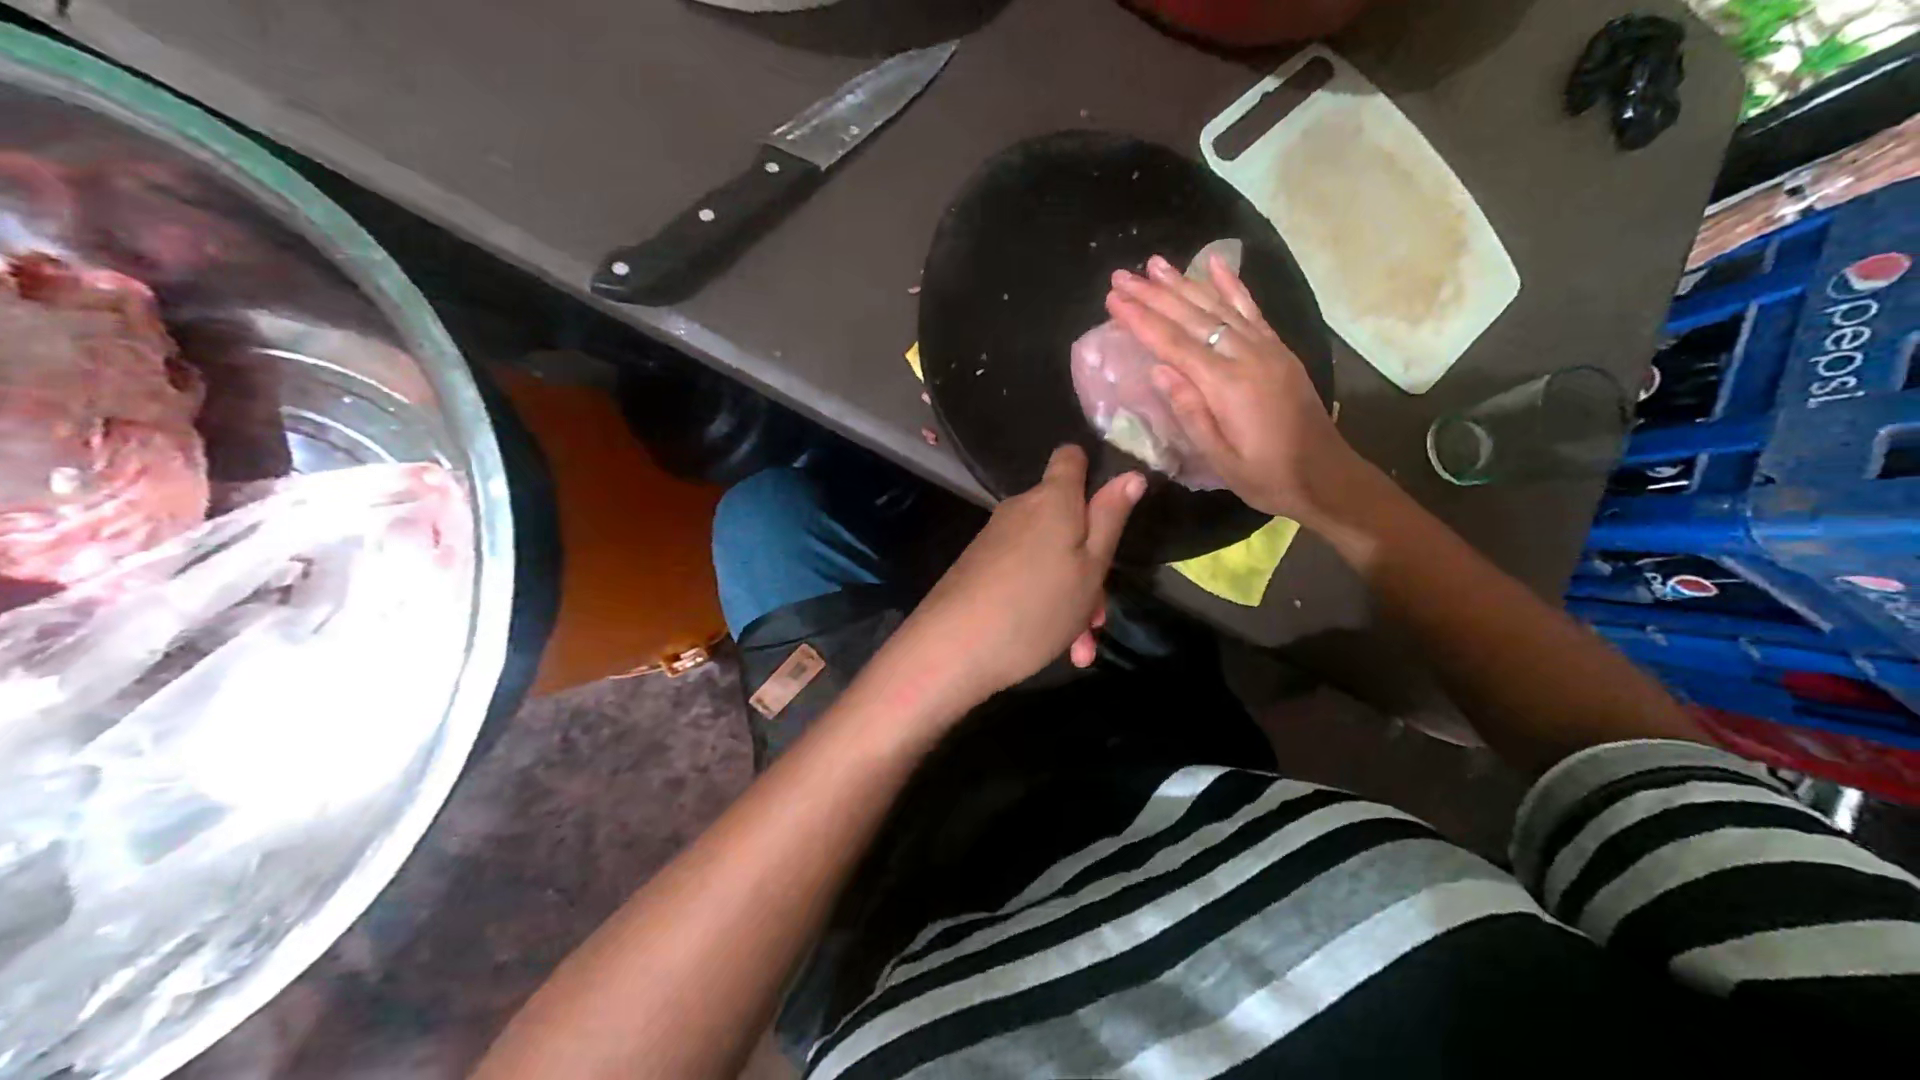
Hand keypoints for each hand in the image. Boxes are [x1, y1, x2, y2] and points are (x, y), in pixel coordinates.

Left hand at [891, 445, 1143, 707]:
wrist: (952, 648)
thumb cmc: (1037, 606)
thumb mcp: (1090, 567)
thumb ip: (1109, 519)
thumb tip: (1130, 474)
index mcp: (1053, 500)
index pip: (1070, 458)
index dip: (1092, 472)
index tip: (1109, 506)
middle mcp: (1021, 510)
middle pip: (1066, 521)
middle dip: (1088, 565)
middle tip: (1097, 615)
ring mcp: (996, 539)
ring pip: (1047, 558)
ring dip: (1069, 598)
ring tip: (1078, 648)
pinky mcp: (978, 567)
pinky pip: (1022, 576)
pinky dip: (1041, 605)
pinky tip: (1054, 648)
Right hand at [1104, 253, 1368, 522]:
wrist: (1327, 476)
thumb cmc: (1267, 477)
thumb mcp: (1221, 459)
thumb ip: (1191, 413)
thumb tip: (1158, 370)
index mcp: (1227, 386)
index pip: (1174, 344)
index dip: (1141, 320)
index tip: (1113, 300)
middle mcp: (1247, 357)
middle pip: (1193, 317)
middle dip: (1154, 294)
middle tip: (1121, 276)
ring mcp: (1266, 349)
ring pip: (1219, 307)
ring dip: (1184, 283)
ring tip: (1154, 264)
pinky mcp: (1279, 350)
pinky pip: (1252, 310)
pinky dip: (1231, 285)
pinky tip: (1214, 264)